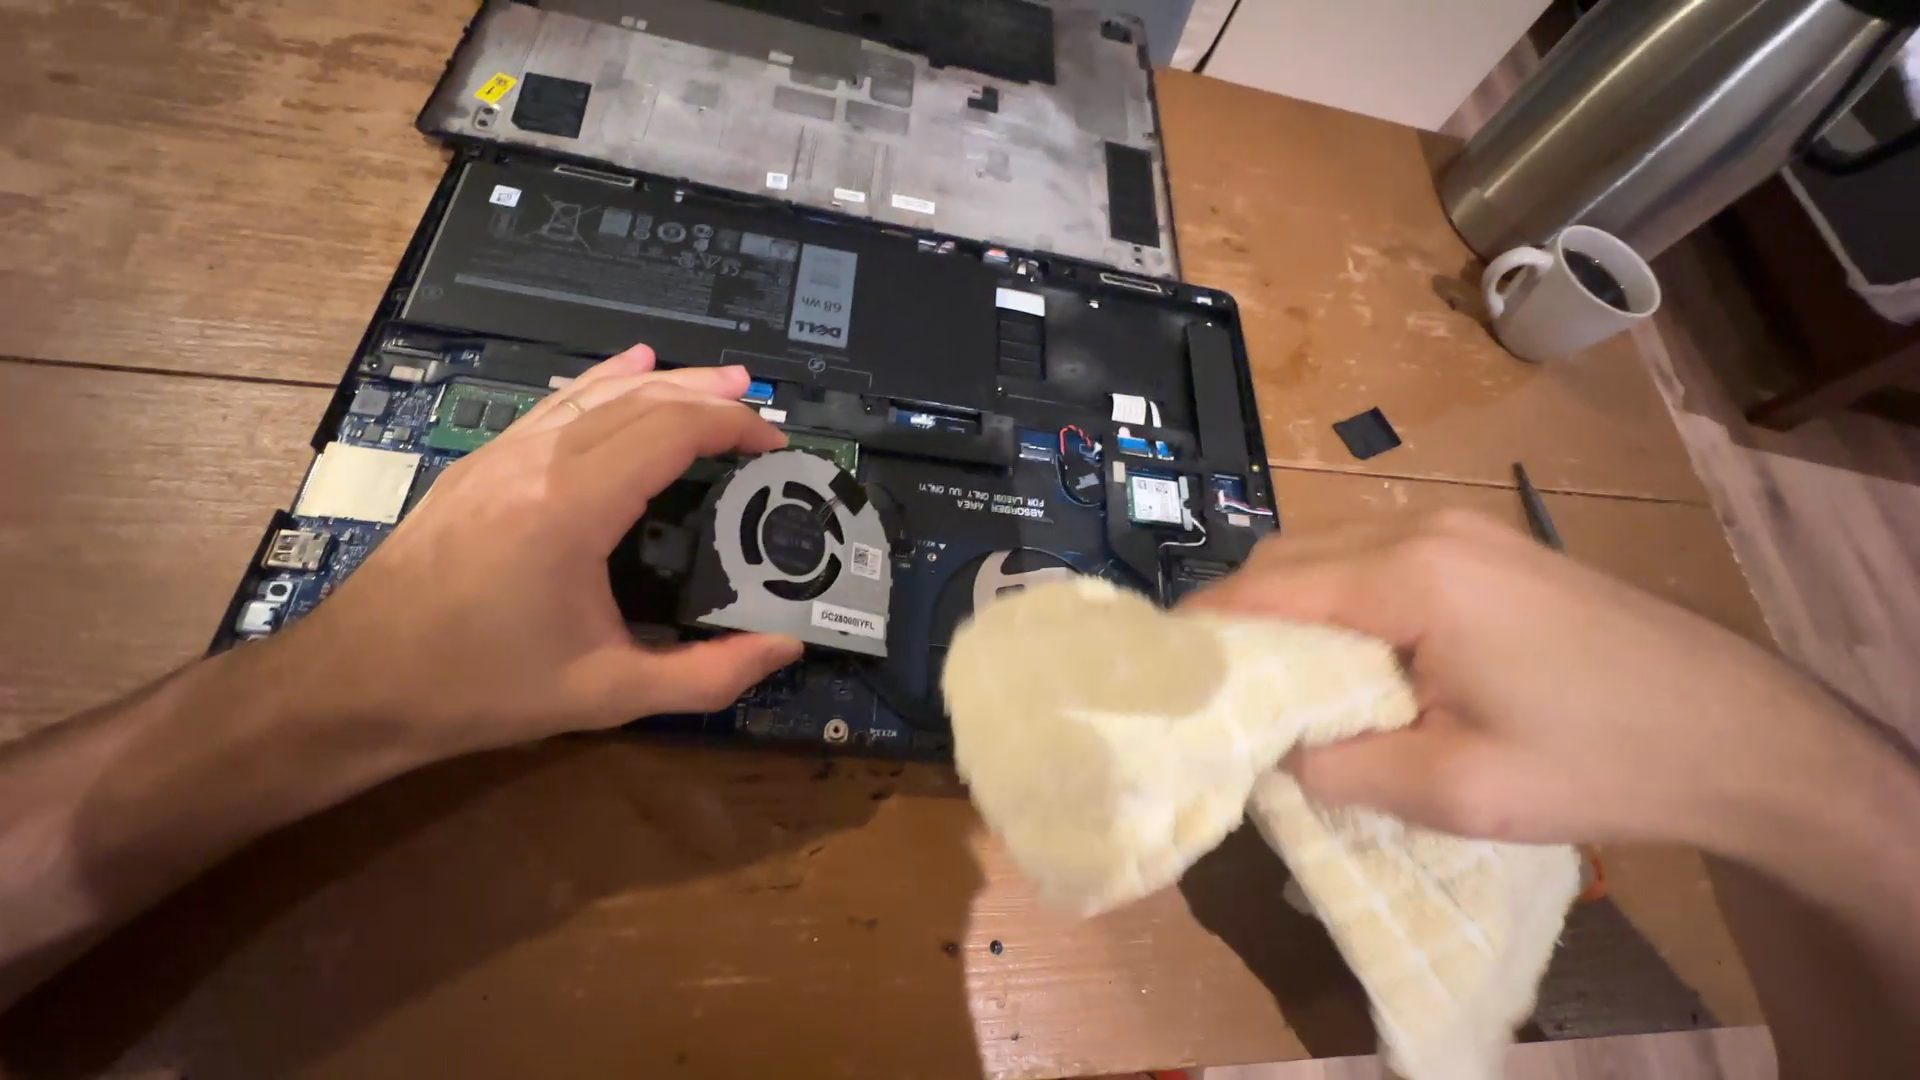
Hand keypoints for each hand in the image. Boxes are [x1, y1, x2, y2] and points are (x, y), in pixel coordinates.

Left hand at [282, 344, 802, 763]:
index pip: (670, 430)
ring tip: (721, 381)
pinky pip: (558, 402)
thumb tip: (785, 648)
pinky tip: (629, 365)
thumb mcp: (609, 695)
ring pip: (599, 391)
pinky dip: (604, 379)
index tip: (774, 444)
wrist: (351, 685)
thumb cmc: (481, 688)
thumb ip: (709, 675)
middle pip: (642, 398)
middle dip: (711, 396)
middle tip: (762, 411)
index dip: (732, 425)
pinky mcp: (482, 463)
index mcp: (572, 506)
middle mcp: (538, 461)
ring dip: (667, 381)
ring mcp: (503, 454)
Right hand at [1184, 510, 1862, 856]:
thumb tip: (1274, 751)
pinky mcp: (1482, 543)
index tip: (1168, 660)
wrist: (1751, 739)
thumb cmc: (1599, 762)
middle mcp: (1422, 530)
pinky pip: (1371, 552)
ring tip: (1279, 665)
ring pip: (1326, 547)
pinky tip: (1350, 644)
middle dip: (1241, 609)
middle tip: (1222, 674)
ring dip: (1287, 598)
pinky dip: (1334, 591)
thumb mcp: (1454, 789)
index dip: (1209, 622)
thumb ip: (1337, 766)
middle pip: (1288, 553)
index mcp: (1409, 578)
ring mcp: (1457, 528)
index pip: (1268, 585)